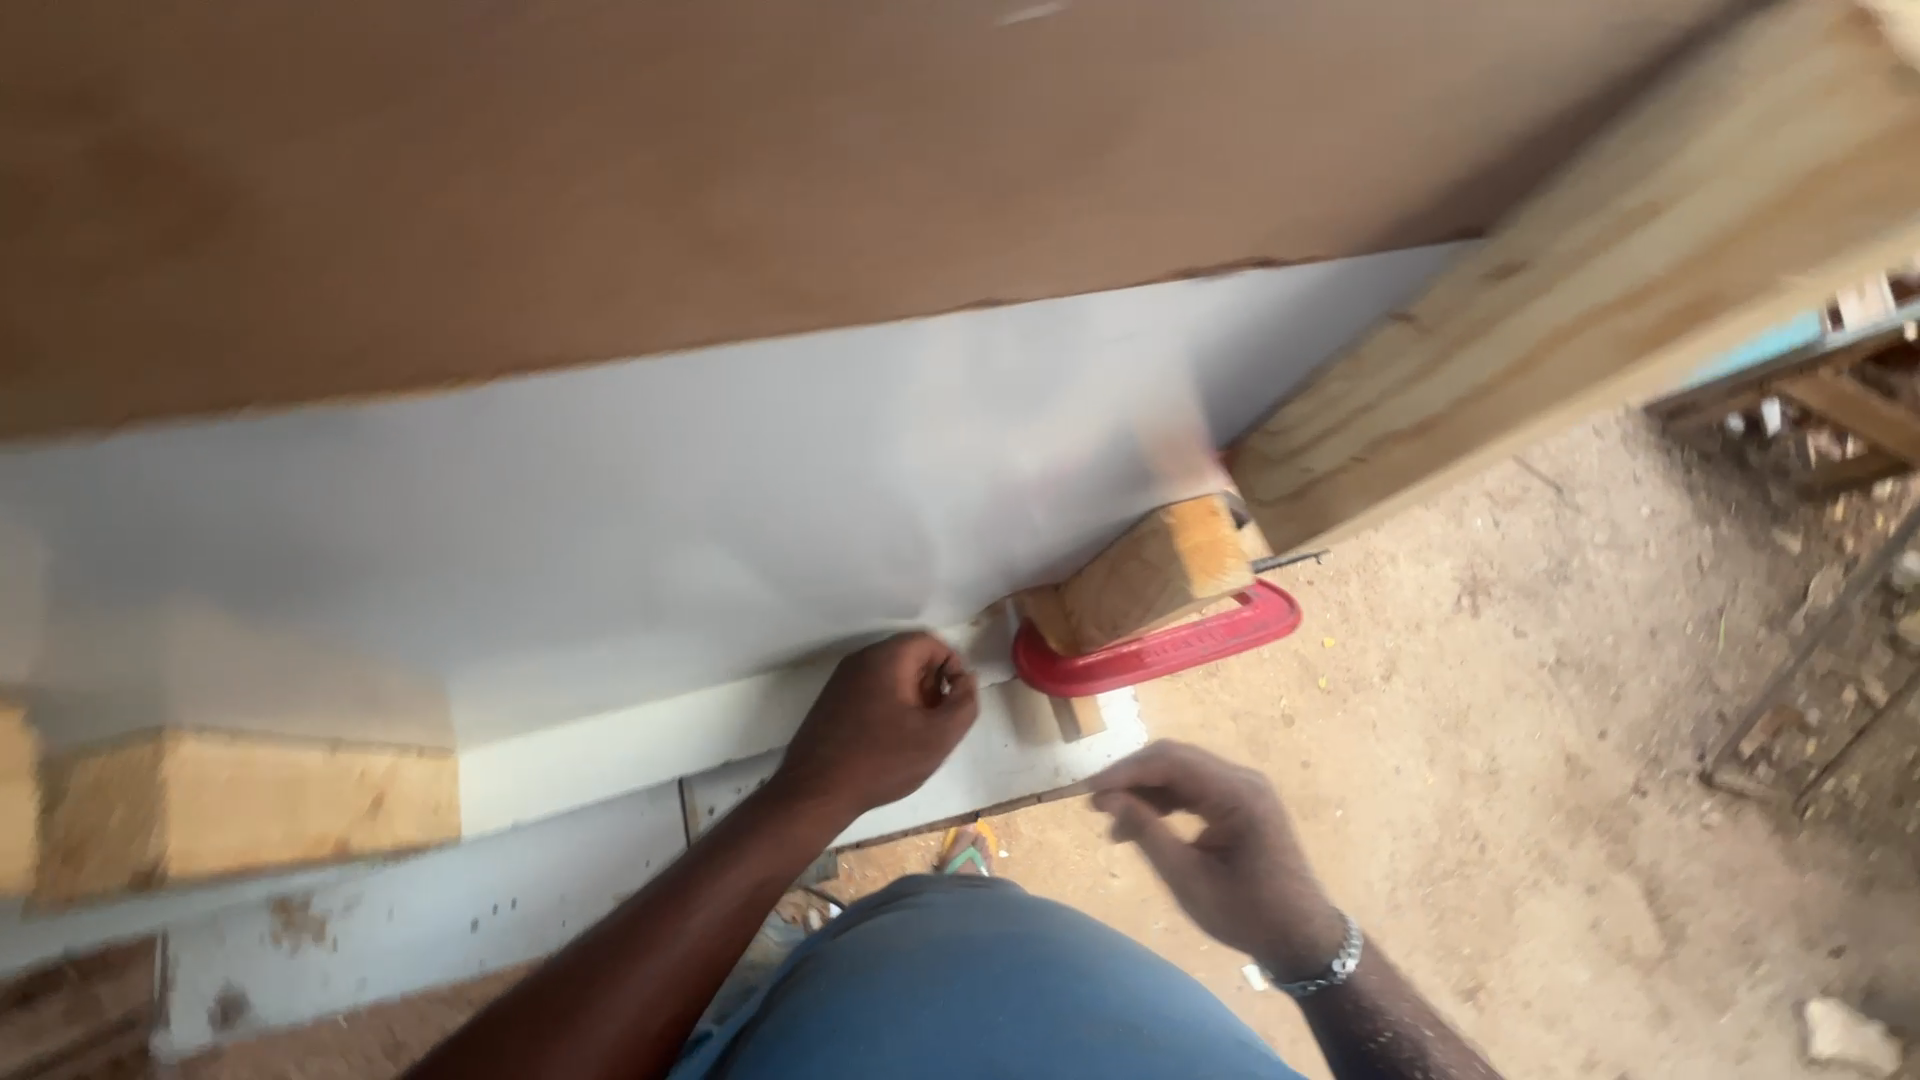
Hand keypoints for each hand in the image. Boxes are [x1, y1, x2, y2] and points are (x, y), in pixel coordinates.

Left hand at [770, 632, 979, 826]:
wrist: (815, 792)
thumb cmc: (882, 761)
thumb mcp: (938, 736)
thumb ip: (965, 703)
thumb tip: (966, 681)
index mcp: (886, 658)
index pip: (930, 642)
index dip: (952, 666)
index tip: (956, 701)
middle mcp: (860, 660)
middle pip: (910, 656)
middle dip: (932, 684)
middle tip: (937, 721)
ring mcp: (841, 680)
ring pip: (890, 675)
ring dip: (912, 698)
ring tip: (915, 736)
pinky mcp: (830, 702)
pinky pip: (871, 691)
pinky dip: (889, 707)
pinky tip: (889, 742)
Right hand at [1089, 740, 1343, 979]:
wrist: (1303, 940)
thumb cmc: (1247, 915)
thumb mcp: (1188, 879)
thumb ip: (1147, 833)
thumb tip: (1107, 800)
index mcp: (1237, 794)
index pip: (1170, 762)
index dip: (1124, 772)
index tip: (1088, 792)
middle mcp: (1242, 779)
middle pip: (1174, 758)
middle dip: (1131, 777)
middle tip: (1095, 803)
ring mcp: (1244, 788)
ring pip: (1181, 770)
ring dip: (1145, 789)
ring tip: (1113, 819)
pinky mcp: (1240, 801)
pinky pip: (1194, 786)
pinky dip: (1164, 799)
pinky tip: (1142, 821)